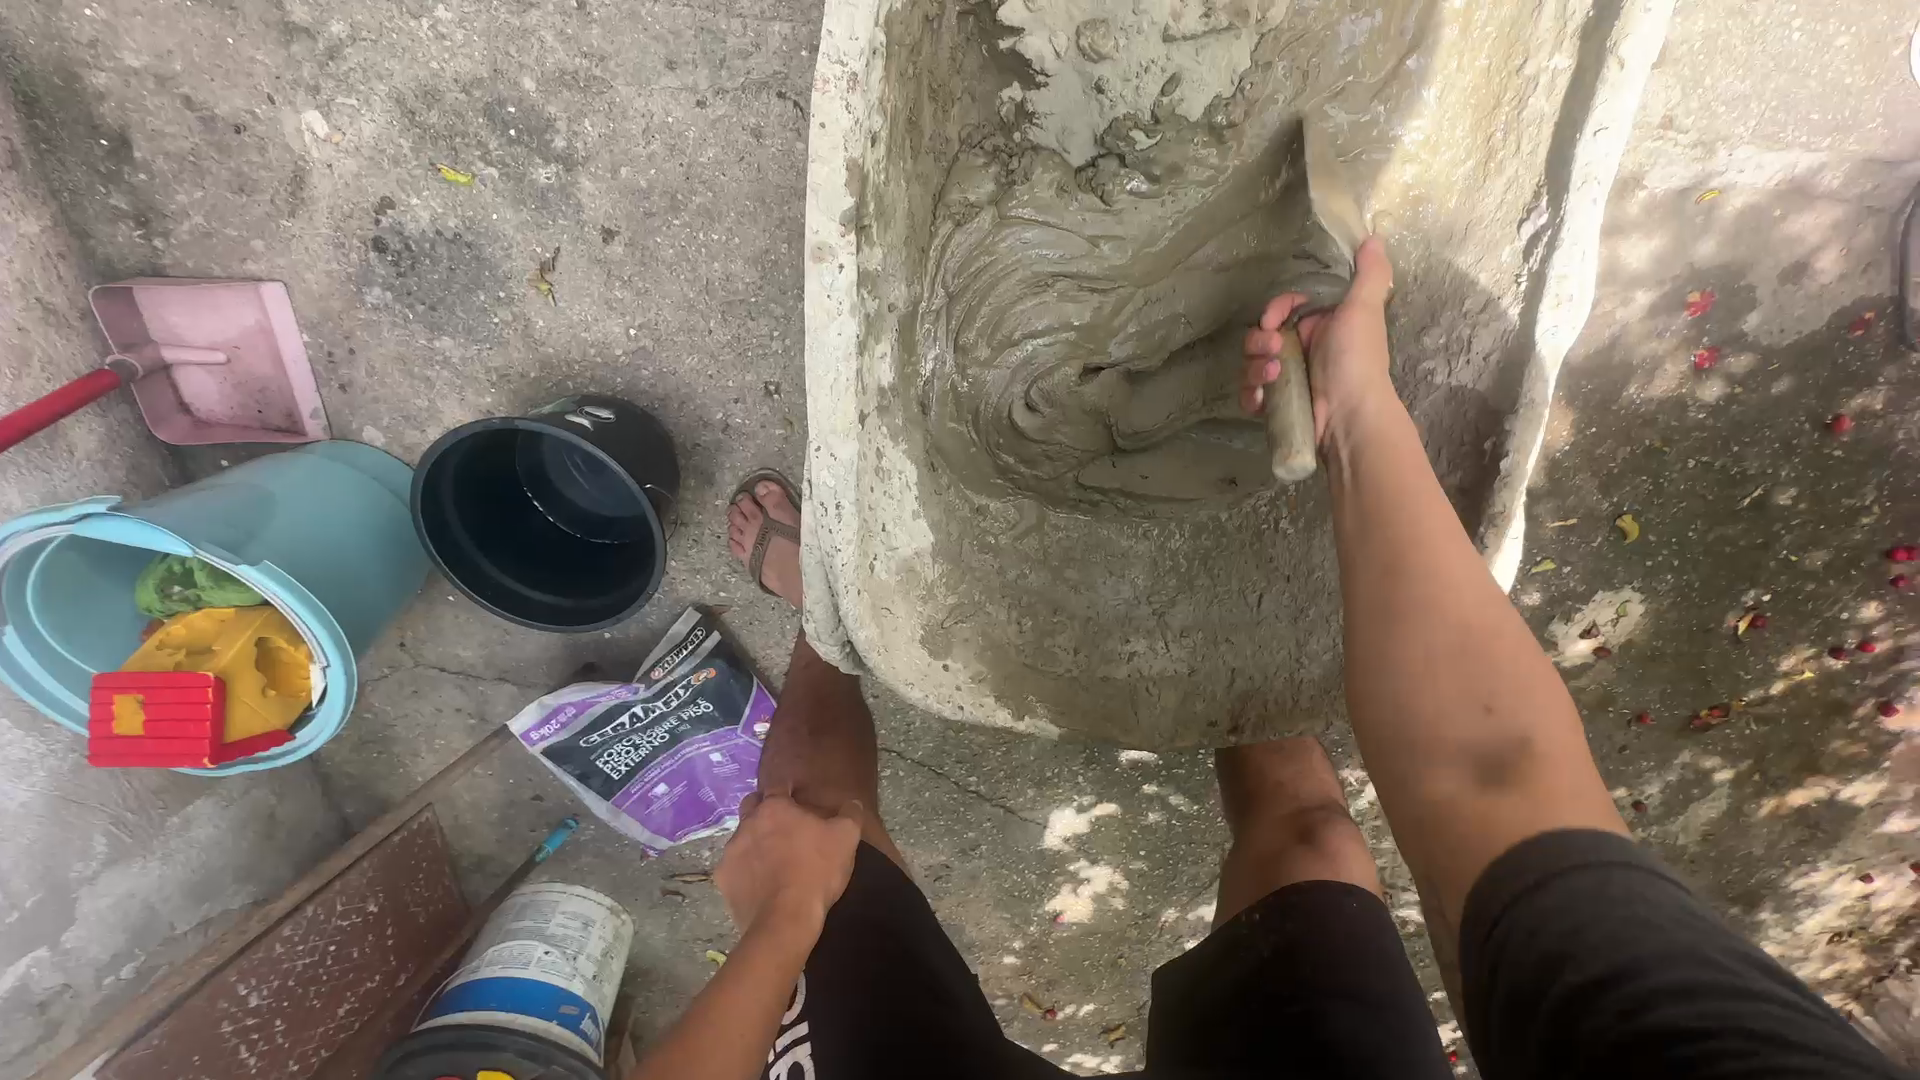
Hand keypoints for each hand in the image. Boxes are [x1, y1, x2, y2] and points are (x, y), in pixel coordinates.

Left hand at [715, 791, 862, 934]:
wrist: (785, 920)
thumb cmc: (816, 871)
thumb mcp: (845, 838)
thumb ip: (850, 814)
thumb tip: (853, 803)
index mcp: (775, 808)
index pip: (776, 785)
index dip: (787, 789)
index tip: (796, 796)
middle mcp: (748, 824)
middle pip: (750, 805)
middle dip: (763, 809)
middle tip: (782, 825)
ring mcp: (731, 853)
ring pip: (741, 837)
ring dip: (753, 841)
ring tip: (771, 858)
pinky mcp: (723, 880)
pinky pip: (733, 867)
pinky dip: (744, 870)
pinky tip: (759, 883)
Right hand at [1240, 235, 1395, 446]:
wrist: (1349, 415)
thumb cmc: (1357, 360)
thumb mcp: (1364, 309)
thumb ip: (1369, 273)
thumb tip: (1373, 236)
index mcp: (1321, 325)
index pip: (1284, 308)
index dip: (1274, 310)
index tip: (1272, 320)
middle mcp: (1302, 350)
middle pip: (1261, 335)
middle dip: (1258, 342)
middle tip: (1272, 351)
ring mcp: (1287, 379)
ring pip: (1251, 364)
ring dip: (1254, 368)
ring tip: (1272, 377)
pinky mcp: (1276, 405)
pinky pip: (1250, 394)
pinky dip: (1251, 395)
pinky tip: (1262, 398)